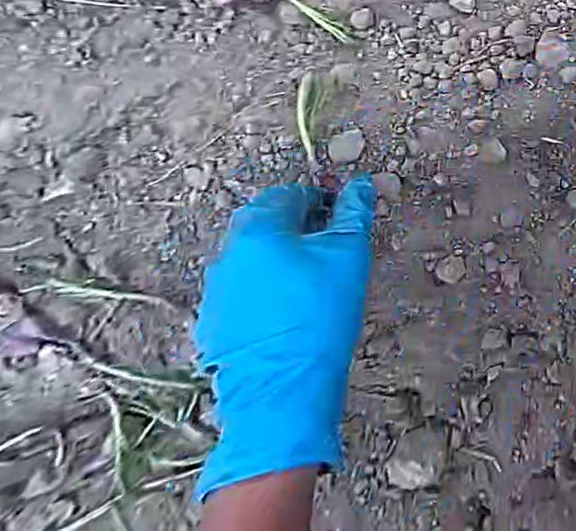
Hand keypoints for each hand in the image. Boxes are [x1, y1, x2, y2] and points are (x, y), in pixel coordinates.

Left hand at [194, 181, 374, 501]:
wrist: (284, 390)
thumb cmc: (321, 312)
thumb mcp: (349, 253)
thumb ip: (354, 211)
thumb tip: (361, 184)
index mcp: (257, 230)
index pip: (289, 194)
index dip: (320, 199)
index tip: (341, 217)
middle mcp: (228, 255)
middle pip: (266, 223)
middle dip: (299, 226)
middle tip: (330, 244)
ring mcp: (216, 293)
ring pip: (254, 257)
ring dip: (281, 256)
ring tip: (313, 278)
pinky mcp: (214, 325)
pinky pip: (243, 290)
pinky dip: (266, 287)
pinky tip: (292, 308)